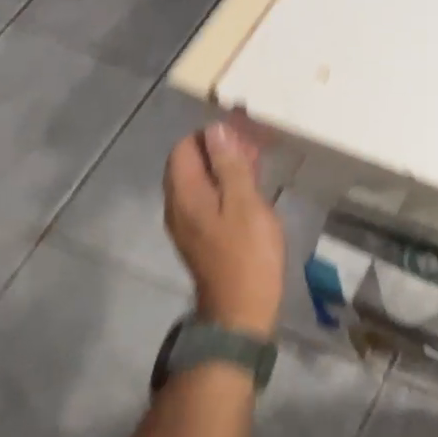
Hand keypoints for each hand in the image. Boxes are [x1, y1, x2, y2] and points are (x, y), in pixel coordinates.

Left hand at [163, 119, 285, 337]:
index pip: (184, 149)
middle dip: (220, 149)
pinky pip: (209, 199)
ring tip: (259, 161)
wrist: (242, 307)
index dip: (211, 134)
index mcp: (185, 194)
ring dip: (226, 168)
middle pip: (190, 164)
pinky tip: (253, 189)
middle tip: (256, 143)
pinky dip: (227, 187)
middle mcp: (178, 206)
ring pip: (201, 182)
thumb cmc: (248, 252)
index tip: (244, 131)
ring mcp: (188, 223)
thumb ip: (229, 166)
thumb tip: (216, 130)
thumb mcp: (245, 203)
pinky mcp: (203, 236)